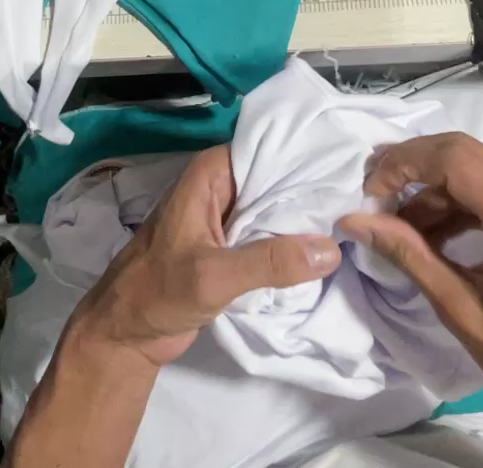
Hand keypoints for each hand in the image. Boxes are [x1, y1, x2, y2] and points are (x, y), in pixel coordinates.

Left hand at [71, 144, 342, 365]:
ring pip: (273, 207)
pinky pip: (267, 233)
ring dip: (301, 219)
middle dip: (309, 189)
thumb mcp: (214, 276)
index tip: (345, 166)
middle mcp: (219, 187)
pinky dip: (289, 242)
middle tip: (357, 197)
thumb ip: (269, 262)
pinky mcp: (231, 246)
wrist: (125, 332)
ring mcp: (225, 217)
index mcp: (209, 174)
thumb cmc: (158, 290)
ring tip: (349, 220)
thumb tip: (330, 249)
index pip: (265, 149)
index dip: (303, 155)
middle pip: (273, 177)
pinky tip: (324, 250)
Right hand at [339, 134, 482, 467]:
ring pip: (479, 164)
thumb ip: (408, 254)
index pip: (455, 161)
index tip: (371, 193)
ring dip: (433, 184)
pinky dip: (459, 197)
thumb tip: (355, 219)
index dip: (404, 165)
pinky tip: (432, 228)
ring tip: (398, 218)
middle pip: (465, 152)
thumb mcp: (461, 311)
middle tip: (376, 192)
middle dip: (413, 165)